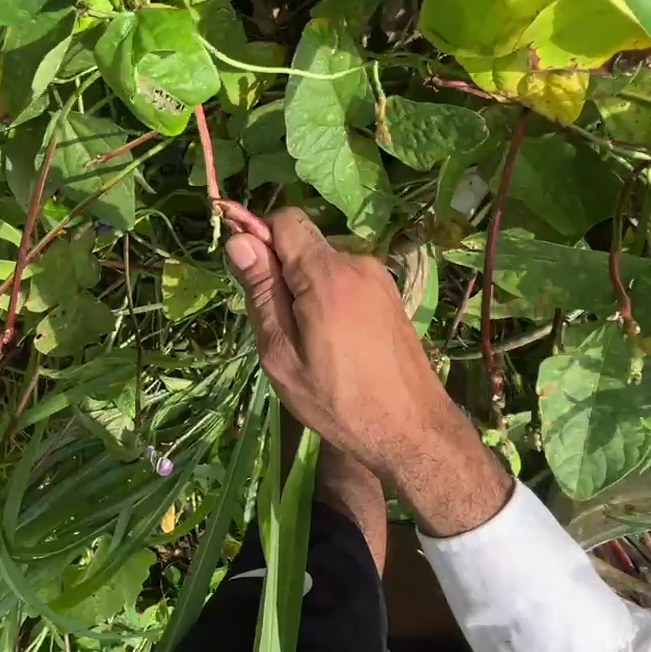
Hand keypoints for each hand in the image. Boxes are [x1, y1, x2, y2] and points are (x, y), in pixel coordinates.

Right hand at [223, 207, 512, 536]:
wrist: (412, 432)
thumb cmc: (336, 400)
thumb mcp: (281, 353)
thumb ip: (261, 292)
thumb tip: (238, 240)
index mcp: (327, 274)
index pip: (285, 219)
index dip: (258, 235)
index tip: (245, 271)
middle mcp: (357, 263)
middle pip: (303, 241)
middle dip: (280, 269)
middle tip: (275, 322)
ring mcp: (378, 277)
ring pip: (323, 261)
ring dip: (303, 286)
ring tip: (306, 339)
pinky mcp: (389, 293)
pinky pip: (344, 277)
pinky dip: (327, 295)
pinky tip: (331, 339)